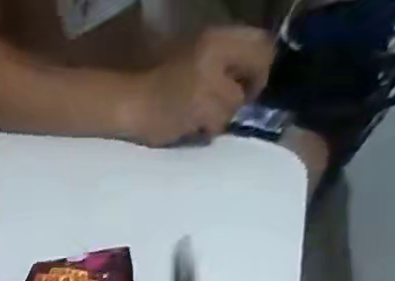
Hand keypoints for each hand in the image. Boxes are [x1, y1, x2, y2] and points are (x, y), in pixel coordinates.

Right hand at [123, 26, 275, 146]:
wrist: (133, 104)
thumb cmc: (162, 82)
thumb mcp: (198, 55)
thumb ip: (227, 58)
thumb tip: (254, 71)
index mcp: (216, 37)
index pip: (261, 43)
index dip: (261, 64)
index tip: (248, 80)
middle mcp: (215, 55)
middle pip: (257, 70)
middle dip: (249, 89)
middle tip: (234, 100)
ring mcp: (207, 84)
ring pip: (236, 103)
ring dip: (224, 114)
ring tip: (203, 115)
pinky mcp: (198, 110)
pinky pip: (218, 124)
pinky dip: (208, 129)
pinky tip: (193, 125)